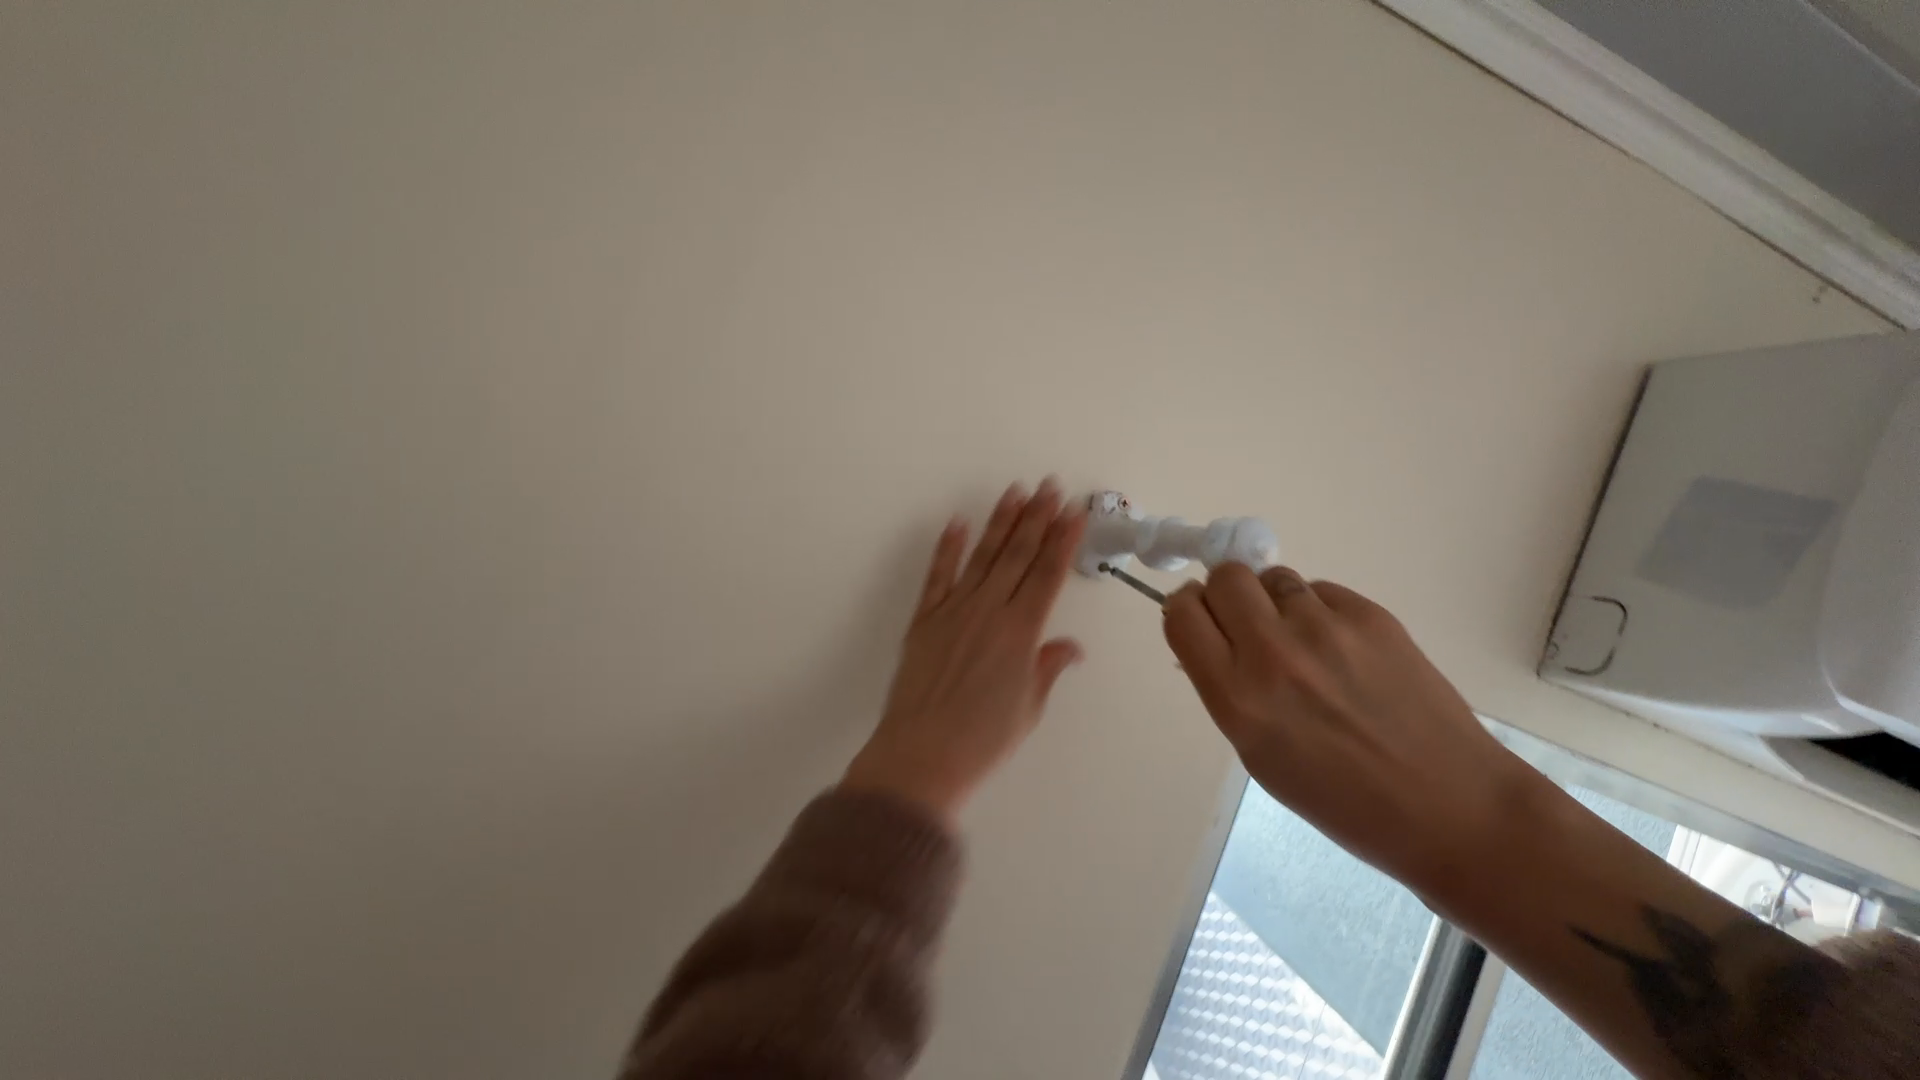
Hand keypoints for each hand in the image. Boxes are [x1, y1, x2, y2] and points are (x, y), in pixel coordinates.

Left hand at [843, 479, 1087, 818]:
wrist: (922, 754)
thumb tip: (1069, 646)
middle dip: (1037, 518)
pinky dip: (948, 548)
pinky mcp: (924, 619)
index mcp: (1021, 632)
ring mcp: (953, 610)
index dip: (1063, 541)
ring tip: (1015, 491)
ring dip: (1000, 522)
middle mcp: (990, 611)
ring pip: (983, 556)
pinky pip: (938, 575)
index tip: (1074, 512)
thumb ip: (1047, 668)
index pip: (1048, 575)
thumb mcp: (1028, 708)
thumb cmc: (983, 739)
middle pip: (1018, 555)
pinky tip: (958, 522)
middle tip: (1050, 486)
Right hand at [1163, 564, 1544, 893]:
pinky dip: (1318, 612)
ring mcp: (1326, 628)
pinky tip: (1342, 651)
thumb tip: (1213, 642)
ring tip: (1301, 641)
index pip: (1182, 615)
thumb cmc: (1340, 799)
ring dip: (1273, 601)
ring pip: (1274, 577)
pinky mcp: (1371, 615)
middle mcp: (1273, 653)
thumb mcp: (1259, 755)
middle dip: (1225, 593)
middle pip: (1225, 577)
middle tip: (1244, 622)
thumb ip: (1227, 690)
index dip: (1184, 609)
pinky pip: (1321, 591)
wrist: (1447, 804)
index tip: (1197, 618)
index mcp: (1237, 699)